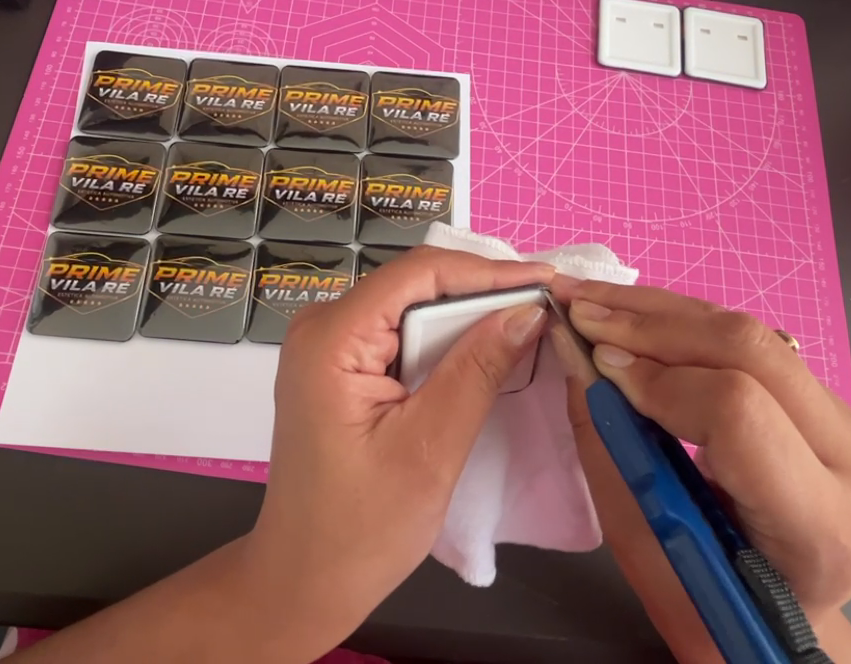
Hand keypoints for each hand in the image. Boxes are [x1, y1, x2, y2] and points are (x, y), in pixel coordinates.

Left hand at [245, 247, 551, 650]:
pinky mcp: (339, 365)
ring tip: (526, 319)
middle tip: (546, 301)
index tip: (546, 278)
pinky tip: (482, 347)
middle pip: (413, 285)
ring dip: (466, 315)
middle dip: (481, 290)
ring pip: (409, 307)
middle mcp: (322, 326)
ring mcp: (327, 344)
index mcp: (331, 338)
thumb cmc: (362, 527)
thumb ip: (477, 371)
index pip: (417, 275)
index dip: (486, 271)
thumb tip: (526, 310)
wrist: (304, 579)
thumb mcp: (430, 449)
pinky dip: (443, 340)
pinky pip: (398, 332)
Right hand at [554, 281, 850, 657]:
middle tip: (579, 310)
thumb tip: (576, 354)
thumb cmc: (707, 601)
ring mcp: (849, 425)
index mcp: (824, 526)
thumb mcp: (644, 542)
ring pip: (749, 332)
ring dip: (659, 309)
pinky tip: (629, 311)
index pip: (739, 413)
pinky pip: (748, 341)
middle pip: (751, 351)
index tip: (596, 364)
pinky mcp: (824, 400)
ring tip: (590, 298)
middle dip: (651, 324)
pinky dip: (679, 319)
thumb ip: (609, 443)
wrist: (776, 620)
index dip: (659, 379)